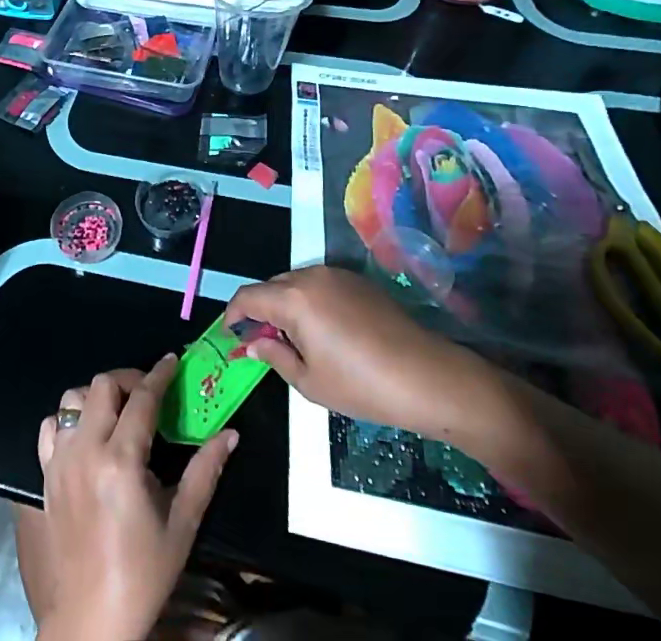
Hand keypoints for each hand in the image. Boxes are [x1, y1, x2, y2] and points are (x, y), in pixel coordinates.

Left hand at [34, 354, 237, 640]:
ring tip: (119, 412)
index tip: (171, 360)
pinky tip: (86, 434)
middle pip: (102, 386)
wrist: (91, 614)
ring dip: (97, 395)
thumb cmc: (143, 572)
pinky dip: (68, 418)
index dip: (158, 375)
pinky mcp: (44, 474)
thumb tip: (230, 435)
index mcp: (121, 460)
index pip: (141, 400)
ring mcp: (59, 460)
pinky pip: (50, 427)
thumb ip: (204, 471)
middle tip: (149, 393)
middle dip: (128, 379)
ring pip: (72, 399)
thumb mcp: (182, 523)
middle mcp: (85, 450)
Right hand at [224, 265, 502, 437]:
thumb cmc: (362, 386)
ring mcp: (338, 275)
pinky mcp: (359, 281)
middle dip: (260, 311)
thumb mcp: (308, 381)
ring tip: (295, 339)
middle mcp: (311, 277)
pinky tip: (324, 331)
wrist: (428, 377)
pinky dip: (309, 302)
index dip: (234, 315)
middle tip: (264, 344)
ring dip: (285, 305)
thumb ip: (274, 356)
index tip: (232, 336)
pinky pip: (320, 285)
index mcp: (292, 299)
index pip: (247, 297)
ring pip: (295, 283)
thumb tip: (254, 344)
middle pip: (270, 287)